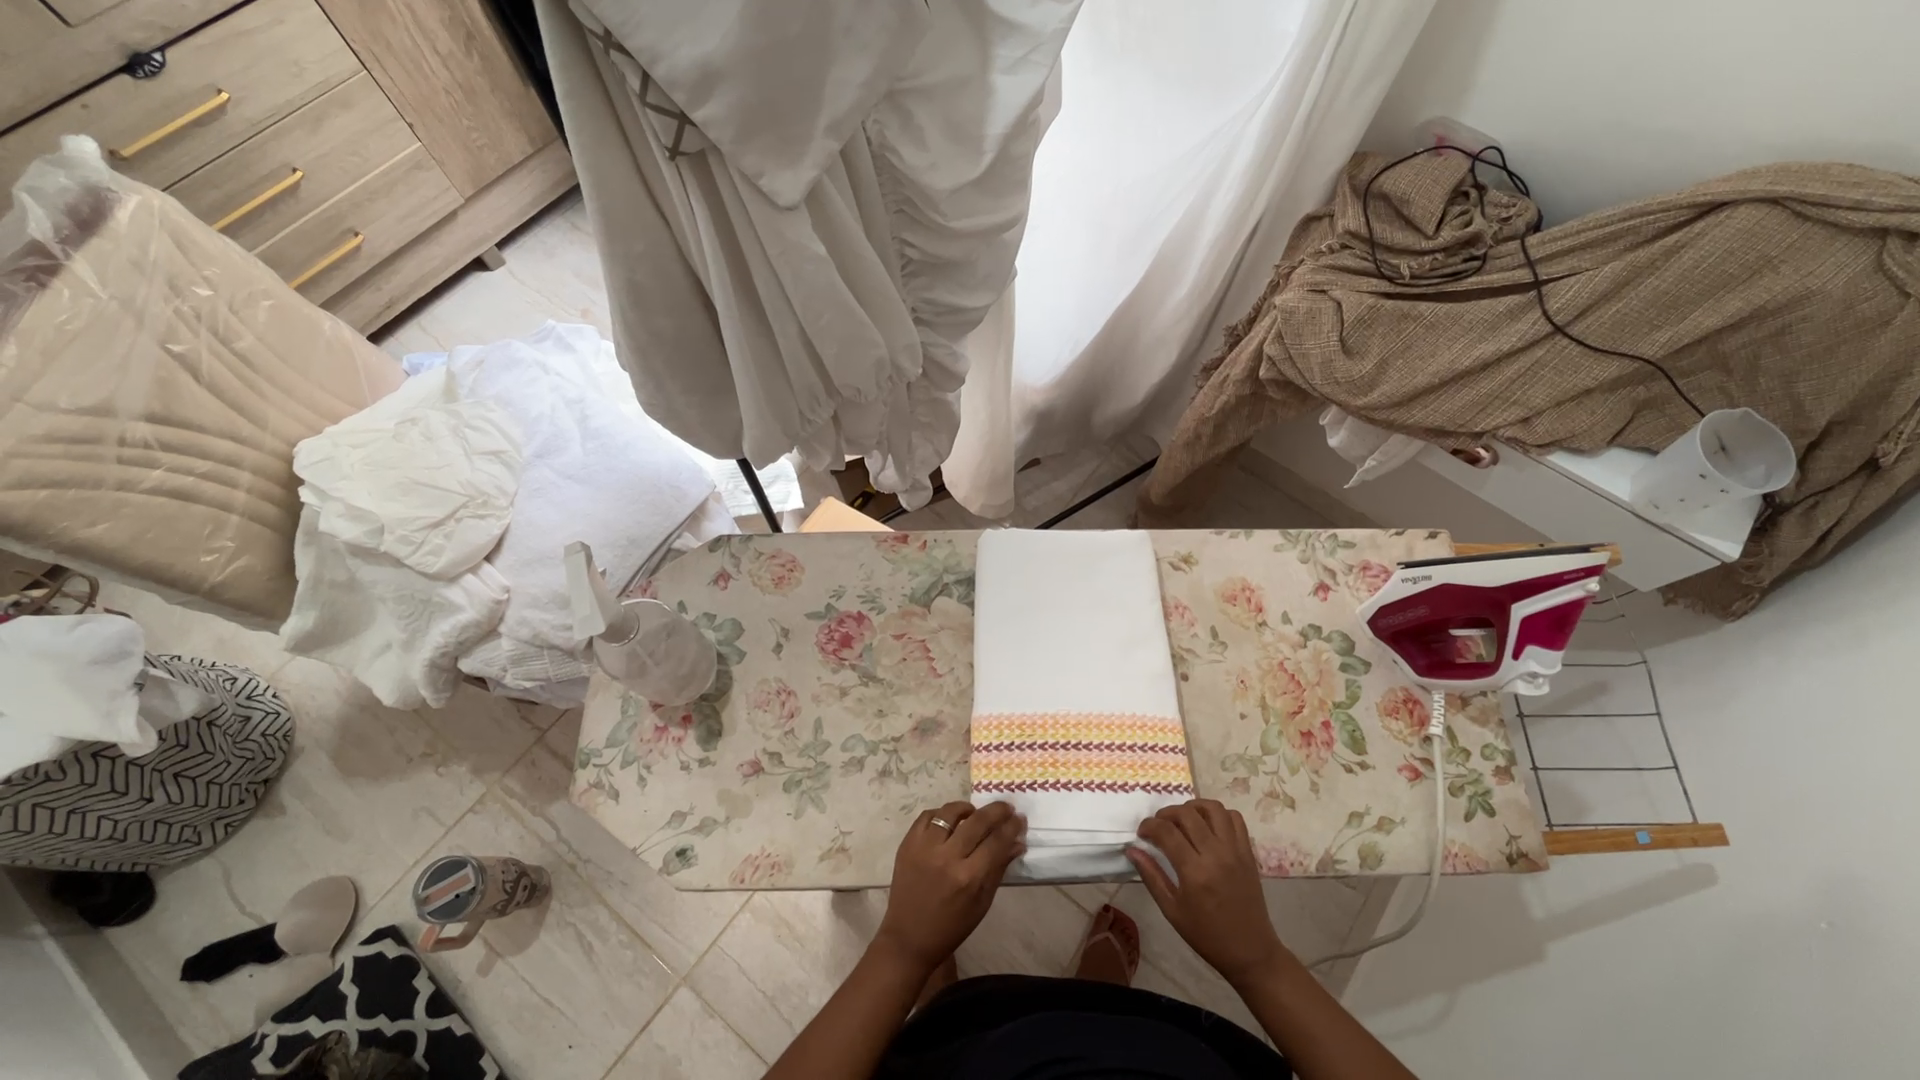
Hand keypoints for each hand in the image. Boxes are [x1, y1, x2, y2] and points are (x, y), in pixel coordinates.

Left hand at [874, 801, 1024, 971]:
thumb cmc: (952, 926)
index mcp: (969, 878)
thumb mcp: (982, 903)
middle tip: (1006, 808)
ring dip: (967, 808)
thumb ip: (999, 869)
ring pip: (949, 812)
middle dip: (997, 811)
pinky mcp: (907, 844)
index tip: (1019, 819)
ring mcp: (923, 848)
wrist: (909, 937)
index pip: (996, 841)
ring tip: (975, 813)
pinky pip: (926, 816)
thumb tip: (1017, 843)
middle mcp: (946, 858)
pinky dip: (941, 814)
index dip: (1011, 827)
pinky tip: (950, 820)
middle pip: (977, 821)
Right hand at [1127, 799, 1289, 987]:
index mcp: (1194, 872)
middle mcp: (1216, 854)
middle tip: (1158, 826)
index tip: (1141, 833)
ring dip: (1193, 807)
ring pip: (1213, 809)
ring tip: (1182, 820)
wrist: (1249, 950)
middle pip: (1187, 814)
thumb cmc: (1206, 935)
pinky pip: (1235, 819)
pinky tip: (1207, 827)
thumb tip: (1131, 850)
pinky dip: (1219, 815)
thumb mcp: (1171, 910)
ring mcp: (1235, 851)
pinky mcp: (1248, 852)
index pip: (1166, 832)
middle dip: (1166, 813)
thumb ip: (1151, 876)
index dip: (1149, 826)